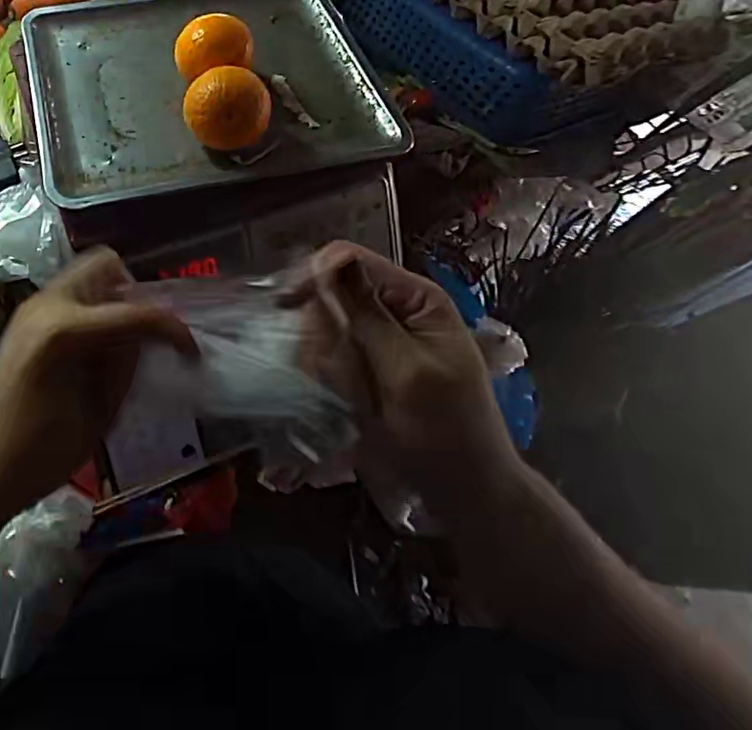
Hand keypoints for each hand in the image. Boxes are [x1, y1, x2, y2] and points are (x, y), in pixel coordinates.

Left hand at [0, 248, 196, 528]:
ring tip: (123, 347)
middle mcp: (45, 305)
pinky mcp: (24, 322)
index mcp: (64, 330)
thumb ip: (124, 366)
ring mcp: (30, 310)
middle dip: (135, 294)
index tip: (192, 350)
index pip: (134, 311)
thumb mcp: (97, 416)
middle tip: (148, 336)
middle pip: (105, 266)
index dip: (171, 328)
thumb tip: (144, 338)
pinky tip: (96, 352)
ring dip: (112, 301)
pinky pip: (69, 298)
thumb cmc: (37, 456)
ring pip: (86, 278)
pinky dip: (92, 311)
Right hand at [285, 242, 519, 503]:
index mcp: (415, 298)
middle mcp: (393, 308)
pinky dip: (320, 367)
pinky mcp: (364, 361)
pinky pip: (328, 348)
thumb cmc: (445, 432)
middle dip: (315, 322)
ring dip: (316, 350)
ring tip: (324, 384)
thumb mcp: (408, 371)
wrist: (465, 490)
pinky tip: (325, 390)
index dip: (314, 276)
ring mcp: (378, 335)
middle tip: (315, 363)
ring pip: (323, 320)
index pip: (349, 260)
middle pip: (331, 289)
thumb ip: (369, 317)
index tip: (286, 307)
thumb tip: (330, 263)